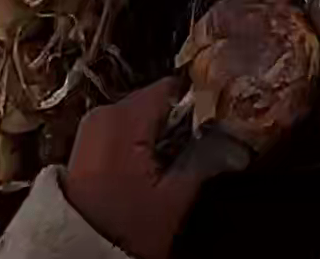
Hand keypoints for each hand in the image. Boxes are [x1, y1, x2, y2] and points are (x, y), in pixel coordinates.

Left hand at [63, 77, 239, 258]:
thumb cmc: (124, 232)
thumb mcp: (172, 200)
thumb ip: (203, 159)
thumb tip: (233, 139)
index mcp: (124, 117)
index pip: (172, 88)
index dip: (196, 103)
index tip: (211, 125)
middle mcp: (105, 110)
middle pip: (156, 98)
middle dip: (176, 120)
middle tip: (193, 149)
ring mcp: (92, 125)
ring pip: (141, 111)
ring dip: (158, 130)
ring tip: (170, 162)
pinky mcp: (86, 140)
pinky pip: (124, 124)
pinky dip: (139, 137)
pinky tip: (147, 166)